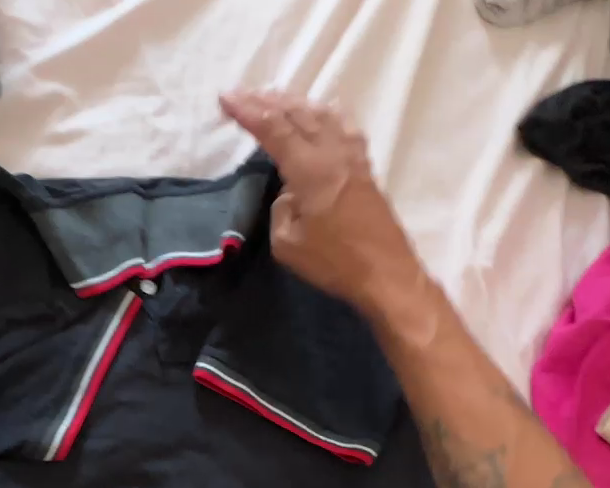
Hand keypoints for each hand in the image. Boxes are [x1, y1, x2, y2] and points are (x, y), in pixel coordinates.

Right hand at [220, 91, 430, 319]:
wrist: (384, 272)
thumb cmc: (333, 262)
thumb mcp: (288, 244)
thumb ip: (281, 209)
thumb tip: (289, 192)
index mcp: (310, 170)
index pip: (274, 129)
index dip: (248, 112)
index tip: (226, 100)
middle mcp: (332, 153)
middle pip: (296, 113)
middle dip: (266, 101)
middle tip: (242, 94)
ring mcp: (352, 156)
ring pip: (321, 114)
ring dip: (294, 103)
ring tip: (273, 99)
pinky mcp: (363, 166)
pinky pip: (342, 125)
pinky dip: (324, 113)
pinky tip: (319, 112)